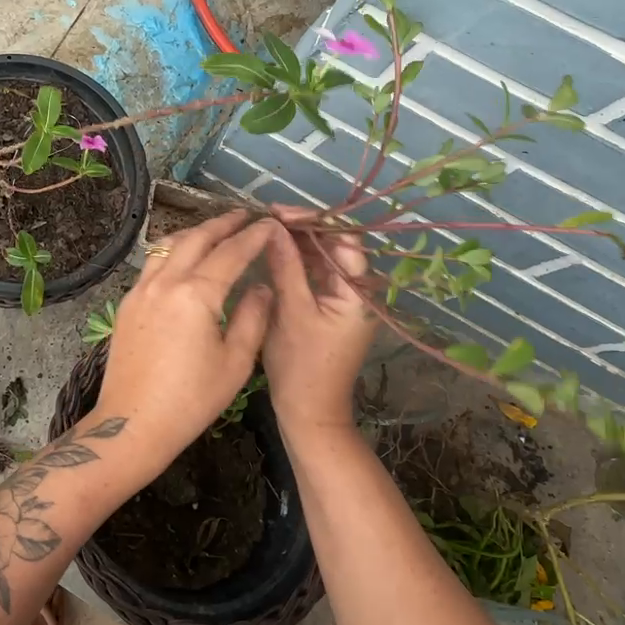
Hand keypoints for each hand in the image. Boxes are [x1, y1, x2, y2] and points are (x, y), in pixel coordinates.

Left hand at [90, 210, 280, 470]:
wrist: (133, 422)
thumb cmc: (191, 400)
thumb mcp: (235, 363)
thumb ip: (253, 317)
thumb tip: (262, 286)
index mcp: (196, 294)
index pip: (231, 253)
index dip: (253, 236)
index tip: (270, 224)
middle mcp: (165, 282)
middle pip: (196, 239)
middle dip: (222, 224)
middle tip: (243, 215)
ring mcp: (141, 290)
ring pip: (169, 246)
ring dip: (194, 233)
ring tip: (214, 230)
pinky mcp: (127, 303)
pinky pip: (153, 263)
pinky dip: (173, 251)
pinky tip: (183, 259)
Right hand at [261, 205, 376, 431]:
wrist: (309, 411)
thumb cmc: (302, 365)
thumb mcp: (291, 311)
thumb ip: (285, 266)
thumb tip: (273, 227)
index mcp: (359, 292)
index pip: (345, 238)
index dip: (313, 219)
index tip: (278, 213)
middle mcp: (357, 291)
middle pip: (335, 244)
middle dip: (302, 226)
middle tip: (266, 217)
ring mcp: (343, 299)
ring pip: (322, 257)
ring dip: (296, 241)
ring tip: (264, 229)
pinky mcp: (328, 307)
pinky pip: (314, 273)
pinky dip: (295, 259)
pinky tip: (272, 250)